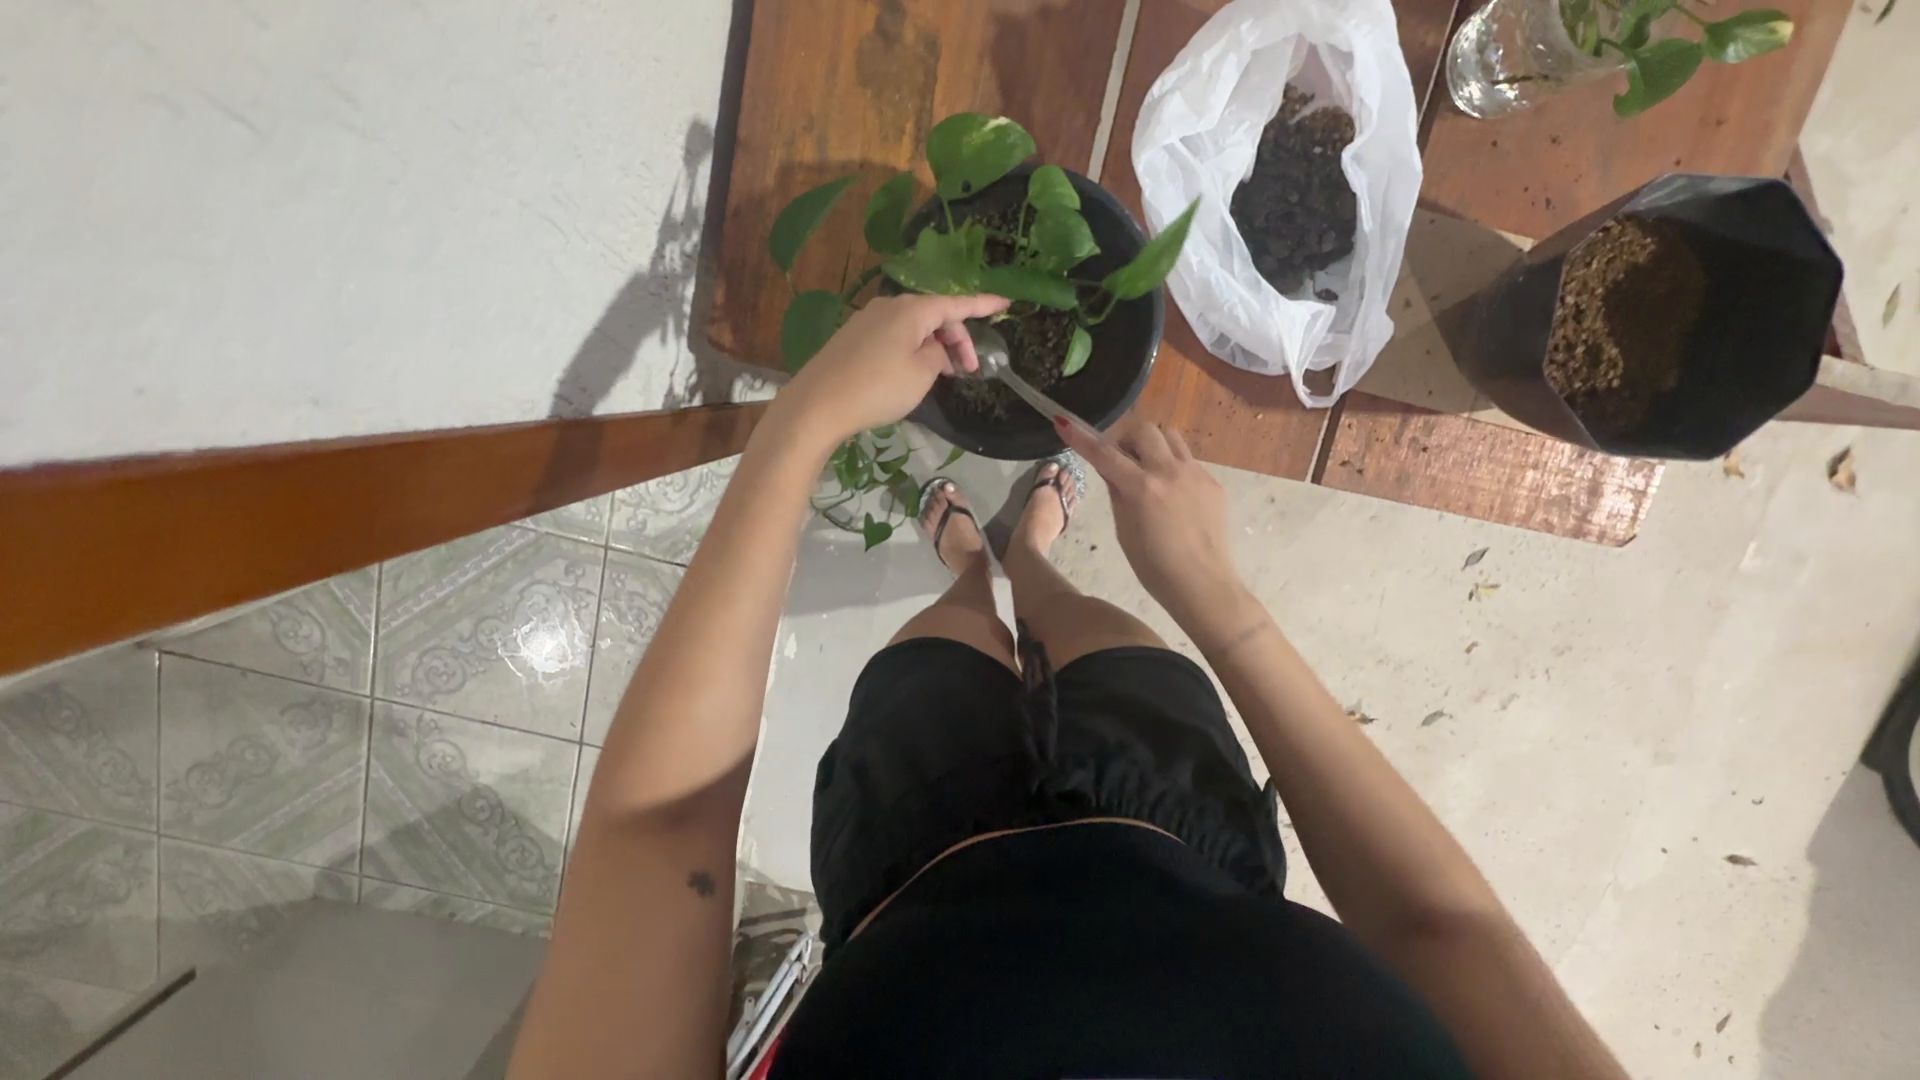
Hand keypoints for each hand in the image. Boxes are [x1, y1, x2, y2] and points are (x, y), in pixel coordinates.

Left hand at [772, 293, 1009, 446]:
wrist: (818, 403)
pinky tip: (913, 373)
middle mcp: (890, 306)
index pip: (956, 303)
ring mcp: (868, 320)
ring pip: (914, 327)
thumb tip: (935, 348)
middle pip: (935, 315)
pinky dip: (912, 349)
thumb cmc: (878, 388)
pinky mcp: (853, 337)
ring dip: (934, 347)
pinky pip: (894, 336)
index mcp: (913, 310)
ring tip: (944, 375)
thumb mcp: (921, 375)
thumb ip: (939, 355)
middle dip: (956, 340)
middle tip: (968, 372)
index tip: (1005, 303)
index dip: (983, 304)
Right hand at [1056, 419, 1250, 637]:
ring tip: (1147, 467)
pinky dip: (1173, 466)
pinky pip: (1188, 460)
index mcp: (1142, 487)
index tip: (1064, 423)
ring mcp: (1196, 474)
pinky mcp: (1213, 483)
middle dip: (1125, 435)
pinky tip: (1172, 494)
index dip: (1080, 438)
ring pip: (1170, 436)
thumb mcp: (1124, 530)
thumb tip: (1110, 469)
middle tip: (1118, 455)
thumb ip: (1117, 493)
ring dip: (1153, 444)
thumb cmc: (1154, 567)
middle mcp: (1169, 471)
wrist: (1203, 584)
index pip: (1104, 454)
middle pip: (1143, 428)